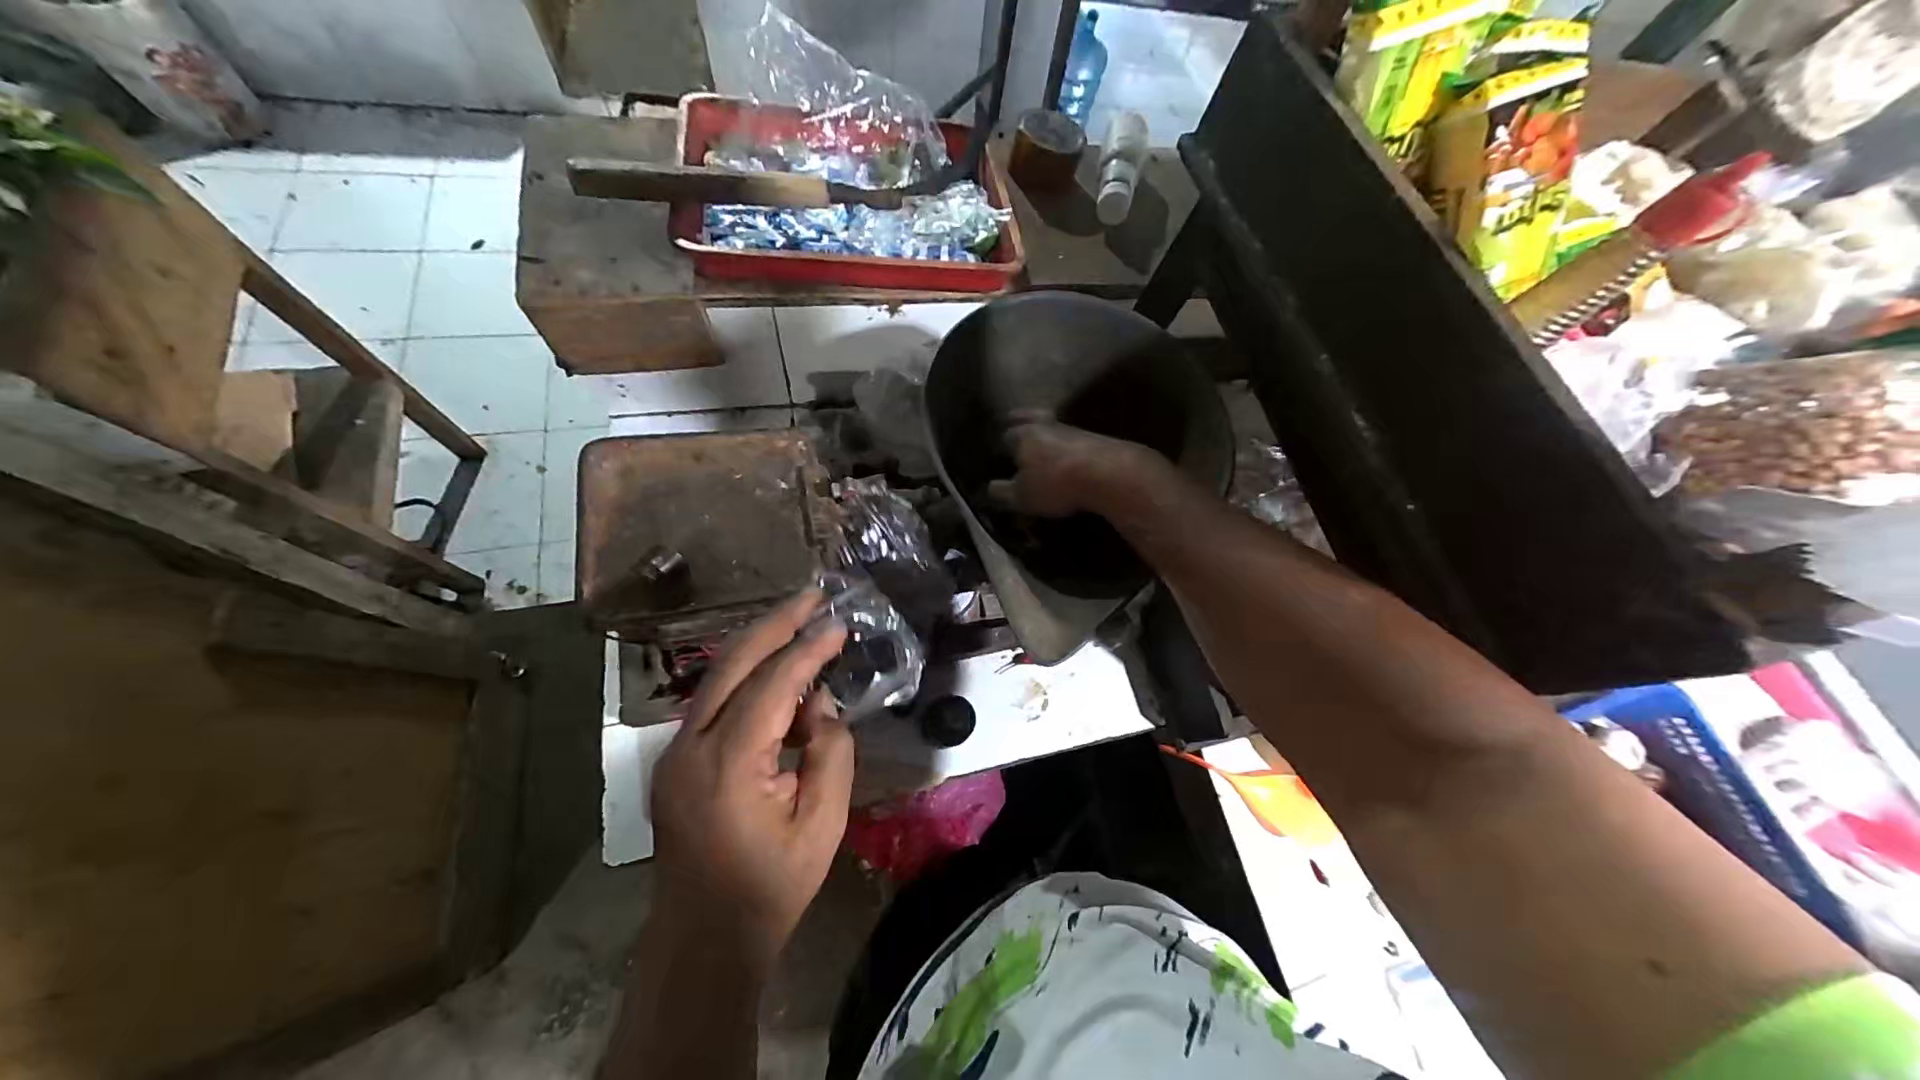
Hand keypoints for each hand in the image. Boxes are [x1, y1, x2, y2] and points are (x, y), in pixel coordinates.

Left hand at [649, 589, 852, 968]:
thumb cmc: (771, 887)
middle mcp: (690, 747)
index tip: (838, 624)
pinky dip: (747, 676)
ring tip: (799, 619)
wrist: (704, 934)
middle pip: (732, 664)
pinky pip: (714, 701)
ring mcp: (674, 752)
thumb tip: (820, 705)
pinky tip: (777, 670)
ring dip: (759, 644)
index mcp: (727, 766)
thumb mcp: (823, 825)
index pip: (772, 686)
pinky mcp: (675, 759)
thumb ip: (831, 753)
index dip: (808, 650)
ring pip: (717, 677)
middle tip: (812, 596)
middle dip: (775, 624)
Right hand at [989, 421, 1174, 517]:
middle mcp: (1046, 425)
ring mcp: (1074, 430)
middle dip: (1021, 422)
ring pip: (1053, 427)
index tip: (996, 452)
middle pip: (1030, 419)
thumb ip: (1003, 492)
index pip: (1004, 435)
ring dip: (1047, 434)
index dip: (998, 444)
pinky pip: (1074, 441)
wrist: (1110, 475)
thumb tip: (989, 488)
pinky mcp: (1097, 440)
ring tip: (1042, 446)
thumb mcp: (1022, 496)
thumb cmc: (1056, 484)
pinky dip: (1067, 446)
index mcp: (1023, 435)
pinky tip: (1067, 455)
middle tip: (1015, 426)